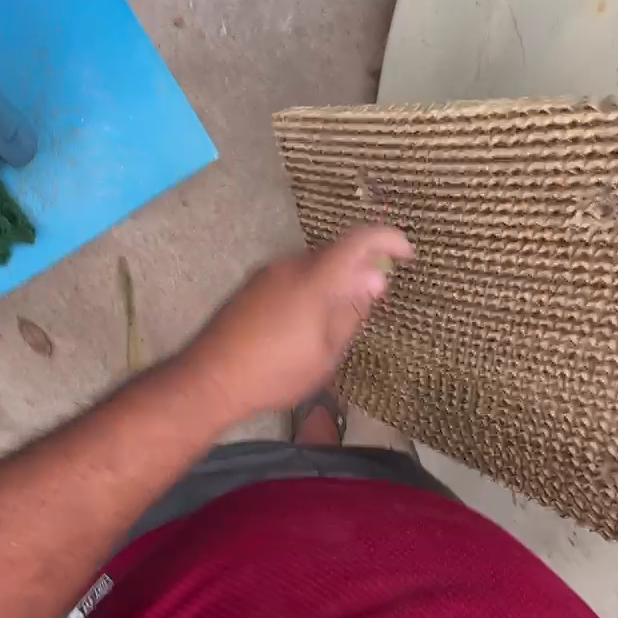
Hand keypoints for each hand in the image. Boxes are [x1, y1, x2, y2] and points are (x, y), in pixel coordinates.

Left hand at [174, 225, 413, 422]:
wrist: (210, 378)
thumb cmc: (276, 373)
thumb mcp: (326, 352)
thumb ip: (352, 311)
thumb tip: (376, 279)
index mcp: (315, 279)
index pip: (360, 240)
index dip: (389, 239)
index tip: (407, 254)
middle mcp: (290, 266)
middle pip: (337, 253)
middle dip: (361, 269)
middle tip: (374, 298)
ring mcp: (267, 274)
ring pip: (314, 266)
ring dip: (335, 281)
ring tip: (339, 319)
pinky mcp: (252, 286)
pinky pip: (293, 277)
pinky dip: (312, 289)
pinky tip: (309, 322)